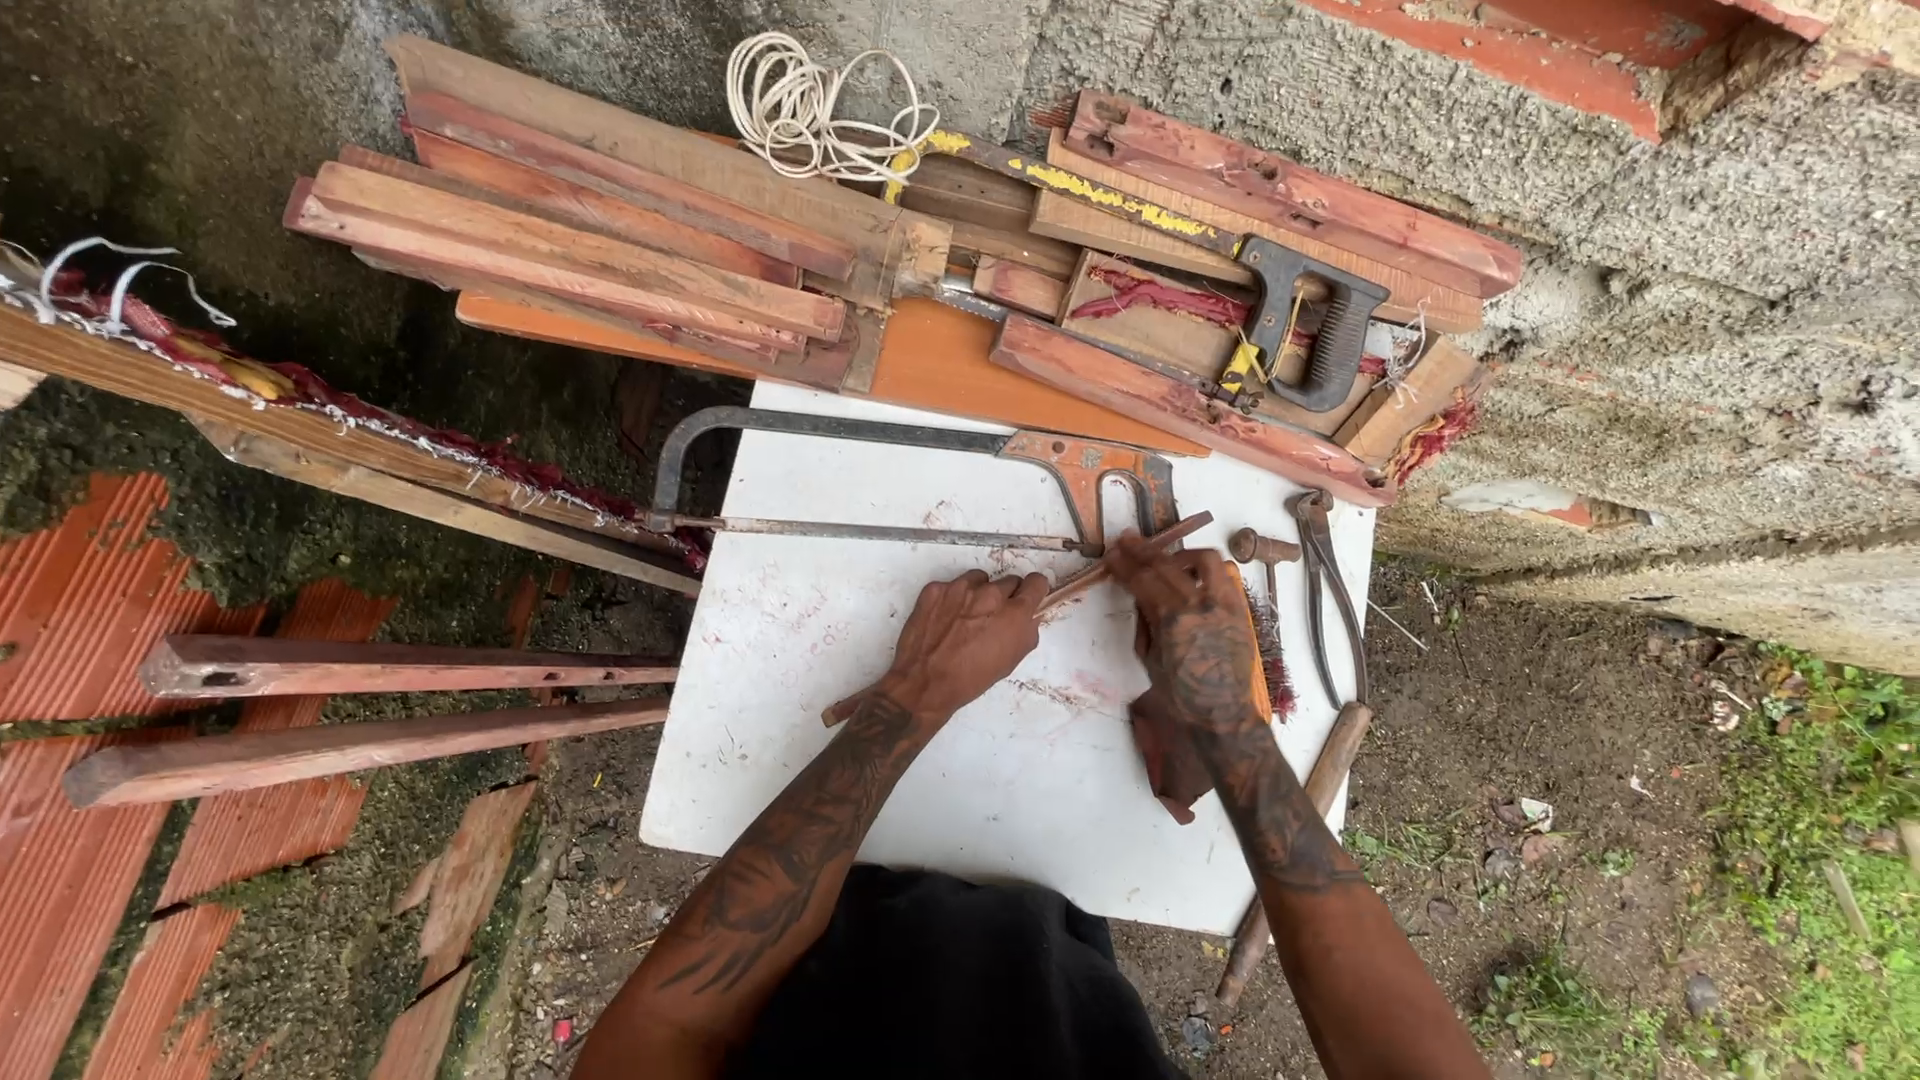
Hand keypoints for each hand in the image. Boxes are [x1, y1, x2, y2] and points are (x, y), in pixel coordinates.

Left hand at [875, 569, 1048, 719]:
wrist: (924, 683)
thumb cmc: (972, 679)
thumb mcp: (1011, 661)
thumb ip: (1026, 632)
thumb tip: (1028, 617)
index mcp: (1014, 613)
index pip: (1036, 582)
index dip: (1033, 590)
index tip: (1027, 597)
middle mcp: (990, 594)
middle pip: (1008, 581)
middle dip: (1005, 597)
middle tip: (992, 618)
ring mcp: (959, 588)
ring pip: (980, 580)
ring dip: (979, 594)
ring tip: (966, 618)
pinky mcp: (935, 589)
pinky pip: (952, 586)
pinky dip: (952, 599)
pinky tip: (945, 619)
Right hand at [1103, 532, 1261, 735]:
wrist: (1221, 713)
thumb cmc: (1179, 694)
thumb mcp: (1149, 658)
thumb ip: (1146, 621)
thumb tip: (1141, 595)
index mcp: (1173, 619)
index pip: (1143, 580)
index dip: (1124, 565)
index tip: (1112, 555)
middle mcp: (1200, 605)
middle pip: (1166, 565)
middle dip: (1143, 551)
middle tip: (1127, 541)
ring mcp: (1224, 604)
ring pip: (1204, 560)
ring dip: (1181, 554)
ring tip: (1168, 559)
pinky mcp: (1240, 610)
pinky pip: (1226, 576)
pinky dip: (1207, 570)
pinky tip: (1194, 576)